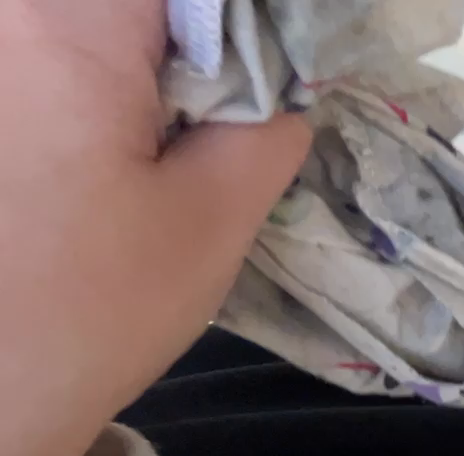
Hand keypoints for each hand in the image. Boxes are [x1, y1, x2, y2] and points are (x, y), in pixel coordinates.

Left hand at [0, 0, 310, 455]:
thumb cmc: (98, 299)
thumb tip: (285, 89)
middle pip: (141, 13)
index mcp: (61, 30)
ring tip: (192, 136)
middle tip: (250, 110)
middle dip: (208, 47)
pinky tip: (134, 145)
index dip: (249, 26)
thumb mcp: (213, 218)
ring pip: (93, 35)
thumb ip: (261, 133)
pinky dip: (116, 94)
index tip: (293, 69)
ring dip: (164, 72)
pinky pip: (51, 60)